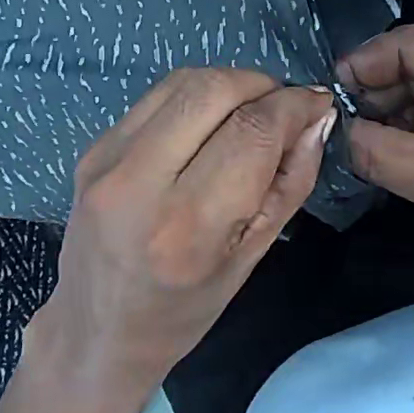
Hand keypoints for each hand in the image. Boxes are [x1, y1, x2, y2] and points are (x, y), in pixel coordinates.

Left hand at [26, 69, 334, 412]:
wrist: (96, 331)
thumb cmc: (186, 309)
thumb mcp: (254, 255)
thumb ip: (291, 182)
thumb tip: (318, 119)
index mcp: (187, 227)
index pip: (252, 132)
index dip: (295, 106)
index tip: (319, 104)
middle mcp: (138, 183)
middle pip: (214, 90)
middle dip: (265, 85)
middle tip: (287, 108)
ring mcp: (106, 159)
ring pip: (184, 81)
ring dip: (233, 84)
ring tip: (255, 112)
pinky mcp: (93, 148)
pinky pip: (158, 96)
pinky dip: (200, 97)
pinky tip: (215, 122)